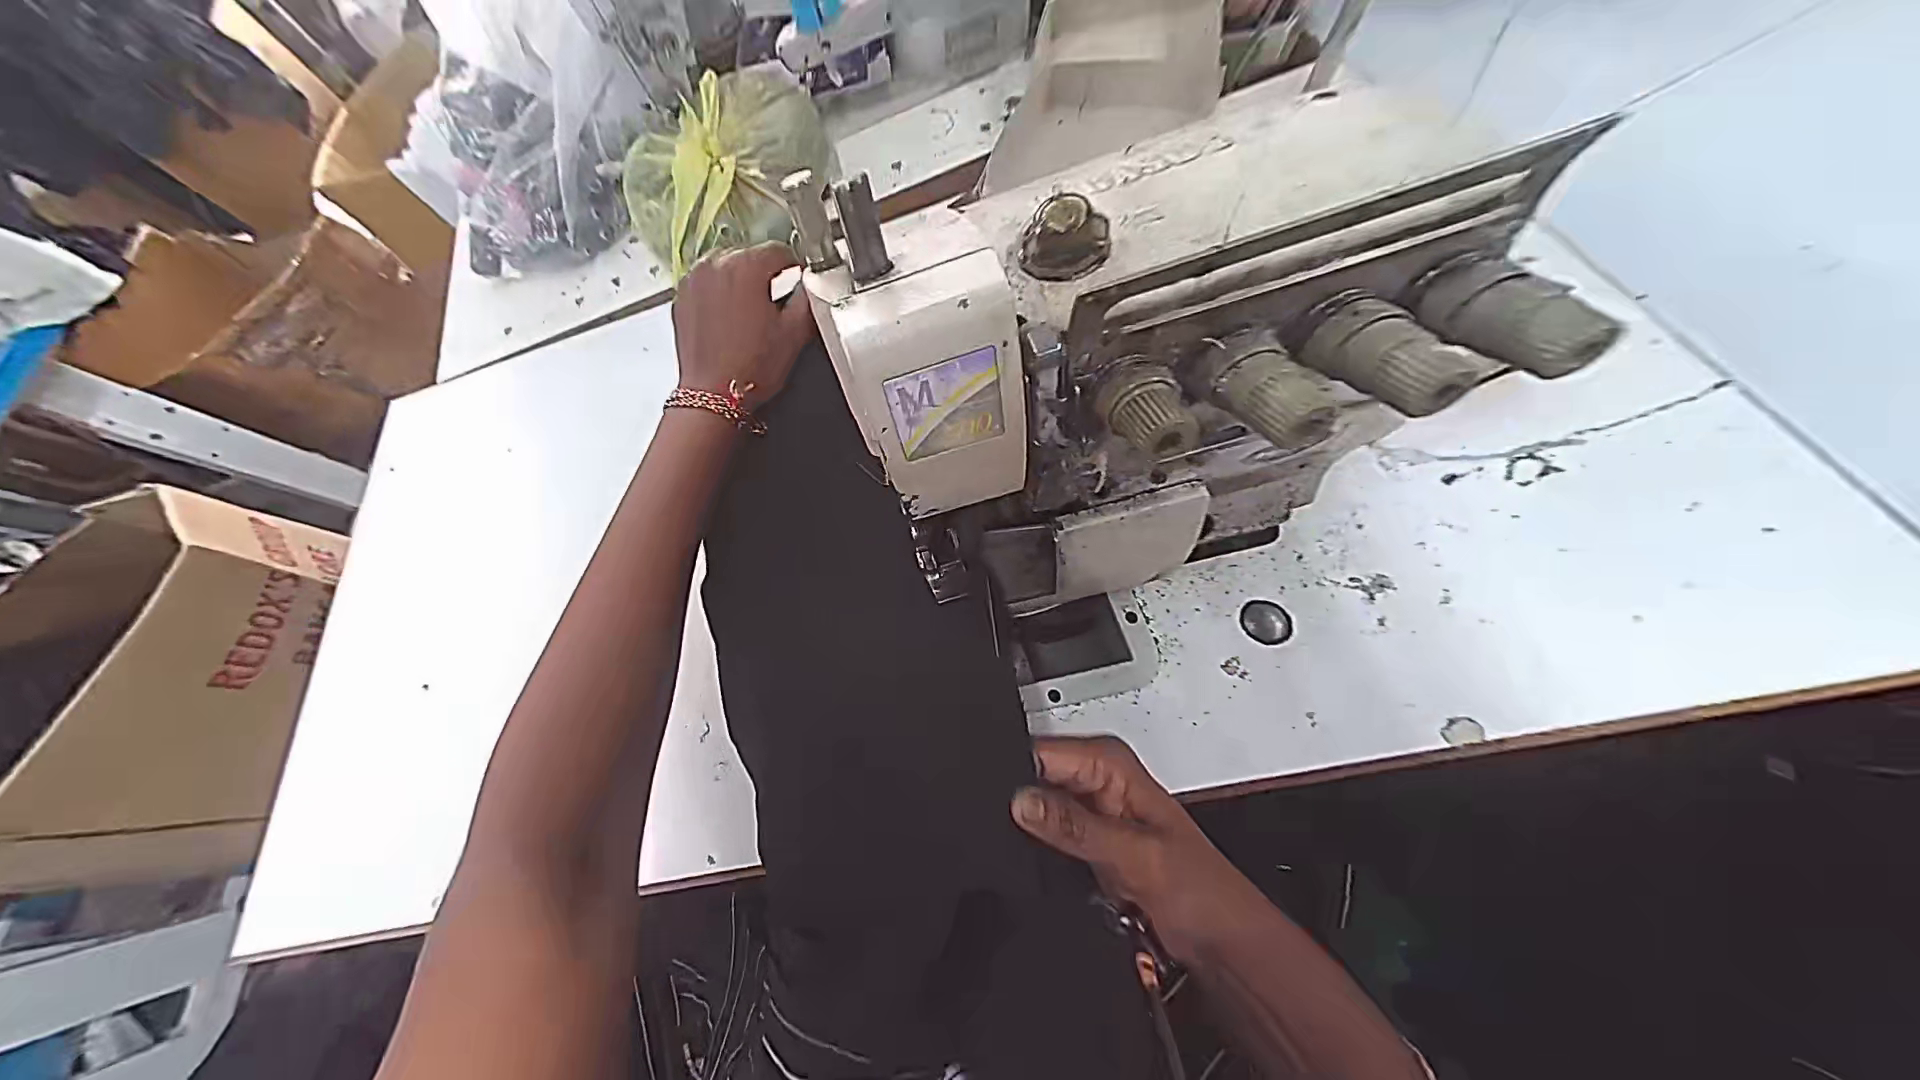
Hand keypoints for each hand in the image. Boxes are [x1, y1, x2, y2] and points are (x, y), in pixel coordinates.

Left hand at [672, 242, 816, 409]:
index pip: (779, 250)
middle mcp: (715, 265)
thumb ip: (808, 300)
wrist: (714, 394)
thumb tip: (811, 286)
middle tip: (777, 304)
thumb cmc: (751, 368)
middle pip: (750, 256)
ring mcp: (694, 280)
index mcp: (746, 267)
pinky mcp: (682, 298)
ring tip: (754, 314)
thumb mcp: (795, 334)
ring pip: (727, 268)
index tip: (800, 278)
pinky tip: (733, 321)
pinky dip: (721, 295)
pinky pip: (708, 285)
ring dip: (742, 283)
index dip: (795, 266)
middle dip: (766, 275)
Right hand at [1012, 735, 1269, 962]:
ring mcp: (1090, 811)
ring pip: (1035, 808)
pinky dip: (1041, 850)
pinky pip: (1044, 836)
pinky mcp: (1084, 841)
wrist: (1221, 940)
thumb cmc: (1205, 891)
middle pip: (1034, 777)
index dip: (1018, 778)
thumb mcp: (1135, 855)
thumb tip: (1023, 801)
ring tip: (1063, 858)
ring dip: (1032, 831)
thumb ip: (1075, 826)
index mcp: (1111, 762)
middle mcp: (1098, 778)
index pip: (1043, 752)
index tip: (1009, 806)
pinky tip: (1055, 867)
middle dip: (1023, 805)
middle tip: (1044, 839)